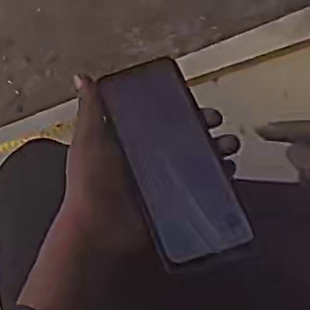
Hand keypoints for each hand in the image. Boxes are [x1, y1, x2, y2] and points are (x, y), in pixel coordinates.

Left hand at [54, 74, 241, 257]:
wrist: (99, 231)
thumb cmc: (88, 184)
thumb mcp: (88, 140)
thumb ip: (91, 109)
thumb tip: (82, 77)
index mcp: (125, 141)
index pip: (155, 118)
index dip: (174, 108)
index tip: (191, 99)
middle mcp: (145, 159)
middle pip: (181, 137)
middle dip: (203, 127)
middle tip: (215, 122)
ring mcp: (162, 181)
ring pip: (196, 160)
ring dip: (215, 150)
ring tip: (227, 145)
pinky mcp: (174, 203)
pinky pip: (201, 188)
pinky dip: (217, 179)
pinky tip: (226, 171)